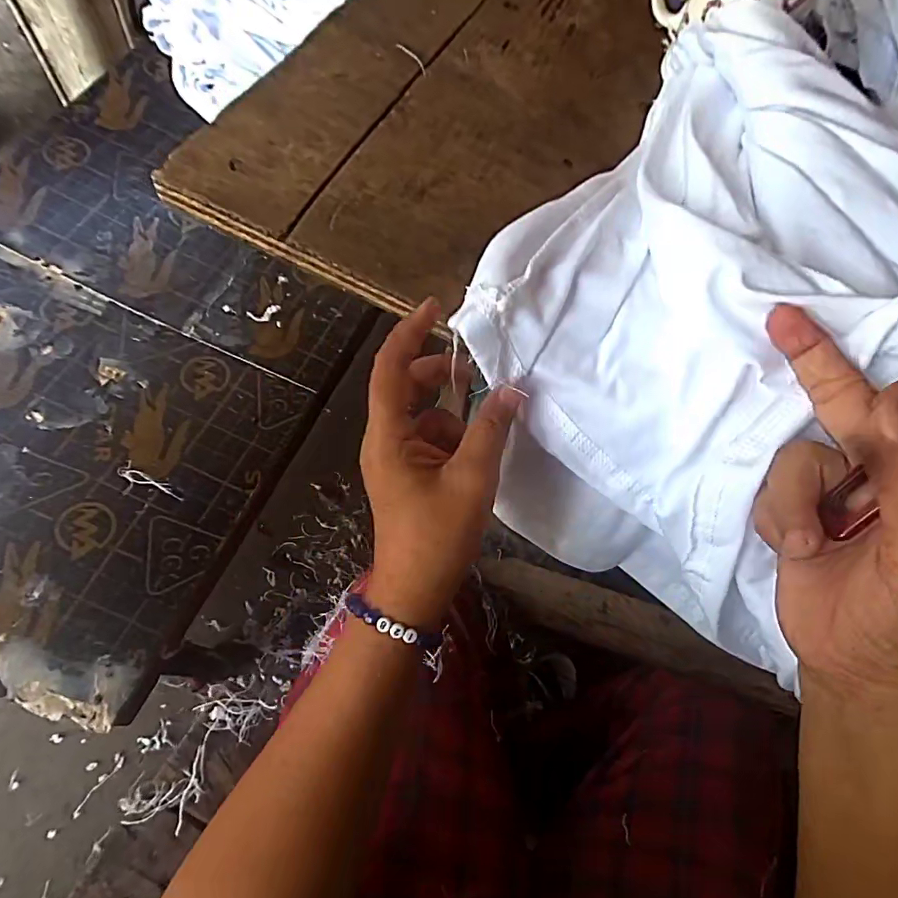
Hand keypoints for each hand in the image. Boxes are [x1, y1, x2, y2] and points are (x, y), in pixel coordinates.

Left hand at [360, 298, 522, 627]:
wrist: (415, 589)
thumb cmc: (437, 535)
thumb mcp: (472, 479)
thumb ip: (492, 429)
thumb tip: (513, 390)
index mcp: (388, 437)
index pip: (390, 369)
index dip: (410, 333)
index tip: (435, 307)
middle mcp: (384, 441)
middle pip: (406, 389)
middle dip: (440, 376)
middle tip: (474, 373)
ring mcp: (395, 460)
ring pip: (424, 417)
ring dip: (454, 417)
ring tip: (485, 436)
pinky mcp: (408, 476)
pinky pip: (430, 441)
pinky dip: (455, 440)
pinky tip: (478, 461)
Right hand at [753, 303, 897, 699]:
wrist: (860, 675)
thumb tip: (889, 400)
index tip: (875, 413)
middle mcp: (894, 472)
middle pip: (853, 403)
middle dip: (820, 366)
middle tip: (785, 321)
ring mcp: (842, 492)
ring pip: (799, 454)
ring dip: (797, 501)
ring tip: (811, 543)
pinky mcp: (801, 513)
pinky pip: (775, 489)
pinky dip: (780, 519)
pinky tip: (796, 550)